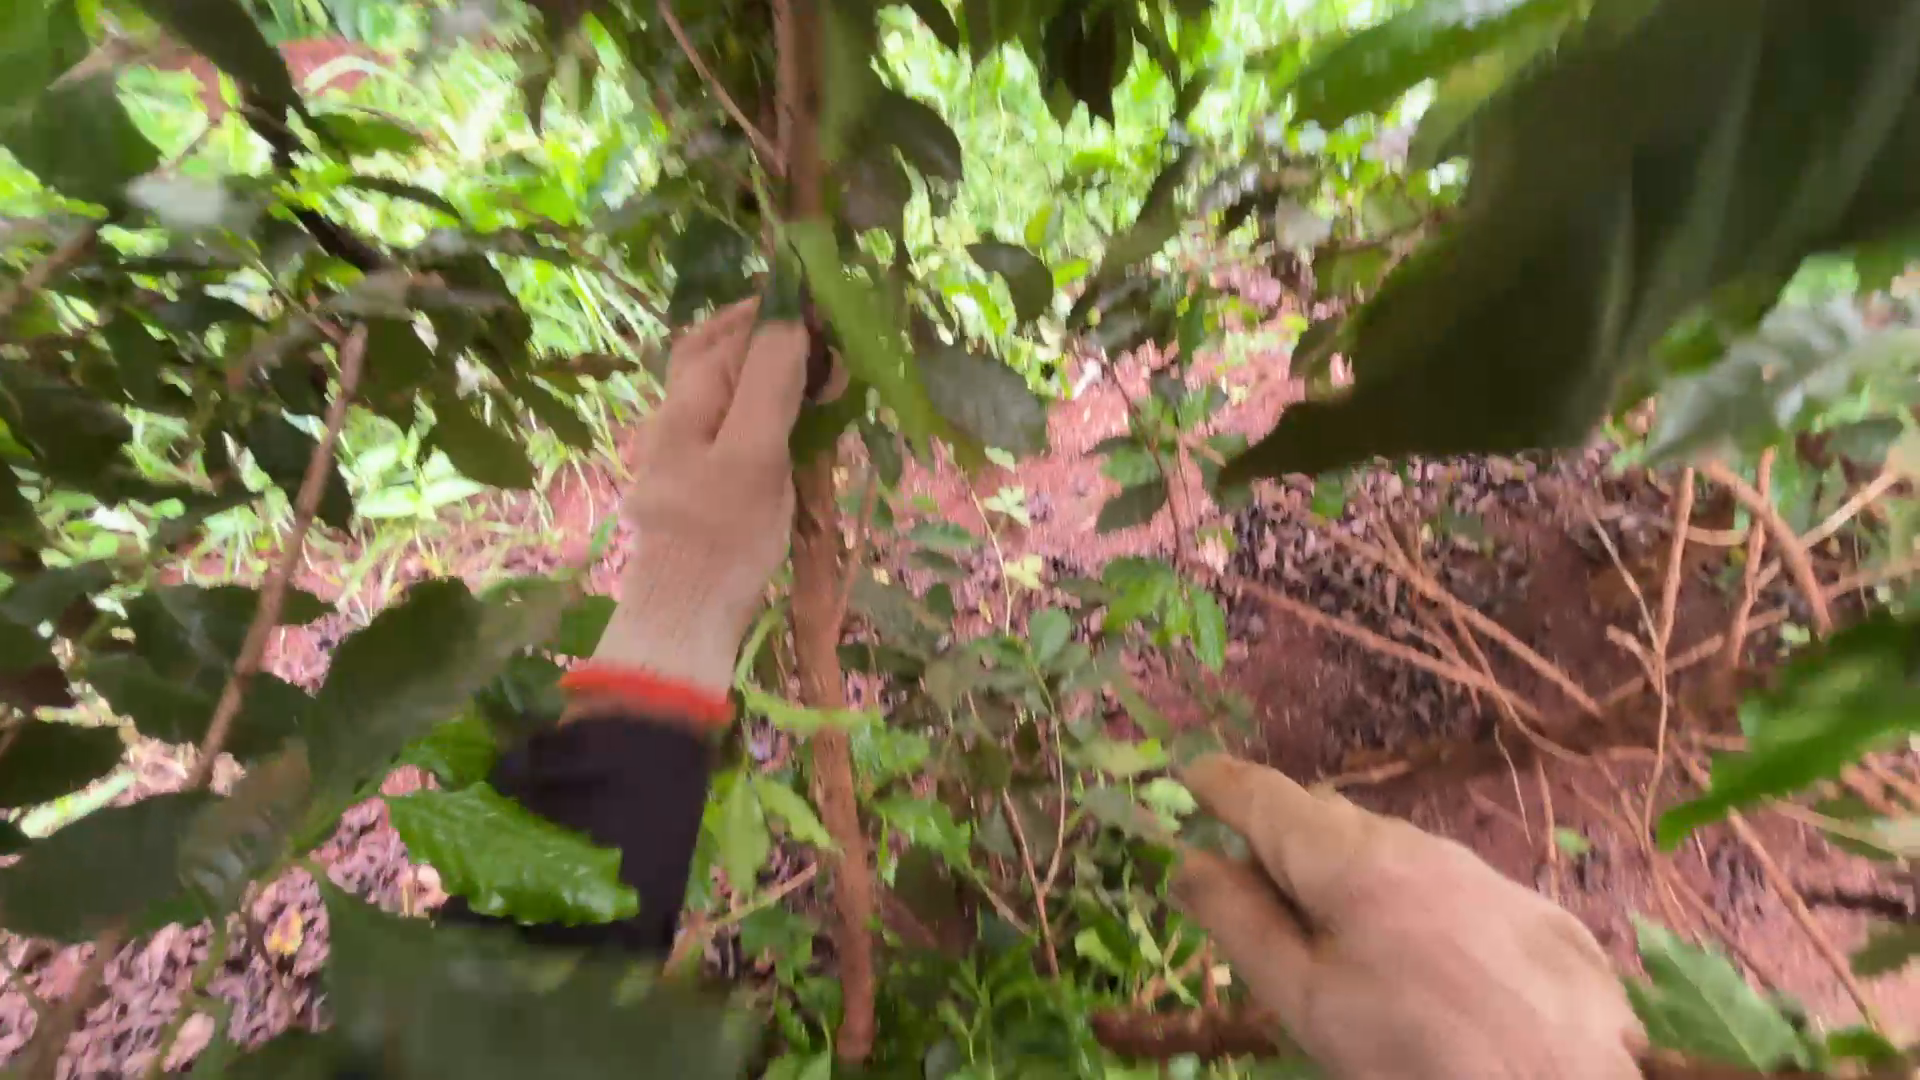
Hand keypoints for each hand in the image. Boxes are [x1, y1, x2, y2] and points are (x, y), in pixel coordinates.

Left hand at [591, 300, 808, 694]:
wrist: (687, 610)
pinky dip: (749, 400)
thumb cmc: (724, 535)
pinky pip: (721, 420)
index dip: (776, 318)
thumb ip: (769, 384)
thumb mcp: (754, 454)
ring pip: (714, 386)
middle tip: (803, 326)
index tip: (822, 315)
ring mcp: (680, 449)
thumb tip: (789, 322)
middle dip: (754, 328)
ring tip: (794, 359)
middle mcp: (675, 415)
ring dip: (751, 362)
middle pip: (709, 350)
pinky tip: (771, 413)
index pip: (732, 336)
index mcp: (688, 401)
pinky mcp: (694, 479)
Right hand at [1173, 754, 1642, 1079]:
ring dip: (1343, 872)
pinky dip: (1405, 899)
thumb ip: (1239, 922)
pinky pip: (1439, 879)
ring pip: (1381, 847)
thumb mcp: (1309, 1005)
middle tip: (1262, 904)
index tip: (1186, 781)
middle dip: (1279, 842)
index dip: (1216, 782)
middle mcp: (1413, 841)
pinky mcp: (1531, 907)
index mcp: (1349, 858)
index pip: (1261, 792)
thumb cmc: (1423, 1064)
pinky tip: (1429, 968)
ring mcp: (1479, 869)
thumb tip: (1187, 862)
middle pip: (1319, 818)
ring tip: (1347, 947)